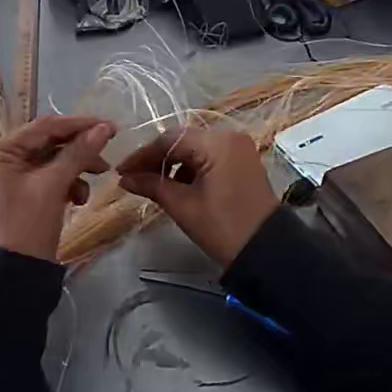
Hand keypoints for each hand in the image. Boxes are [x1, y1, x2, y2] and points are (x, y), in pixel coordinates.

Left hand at [0, 115, 115, 261]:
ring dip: (75, 170)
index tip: (112, 127)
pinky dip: (66, 186)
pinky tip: (79, 199)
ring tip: (95, 183)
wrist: (7, 278)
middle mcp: (1, 158)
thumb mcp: (52, 187)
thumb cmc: (24, 225)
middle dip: (79, 151)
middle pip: (48, 144)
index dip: (79, 125)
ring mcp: (9, 178)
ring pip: (51, 163)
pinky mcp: (21, 196)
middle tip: (107, 160)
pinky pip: (48, 181)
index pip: (44, 127)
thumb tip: (104, 129)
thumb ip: (78, 154)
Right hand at [116, 125, 277, 267]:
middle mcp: (229, 137)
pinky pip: (207, 157)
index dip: (141, 155)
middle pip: (181, 141)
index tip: (121, 172)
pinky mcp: (241, 162)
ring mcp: (238, 149)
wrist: (270, 254)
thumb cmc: (224, 227)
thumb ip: (151, 185)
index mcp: (217, 143)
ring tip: (150, 183)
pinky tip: (174, 185)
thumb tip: (124, 178)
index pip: (168, 140)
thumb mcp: (183, 206)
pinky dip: (188, 168)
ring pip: (193, 148)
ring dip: (171, 163)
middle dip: (155, 158)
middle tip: (132, 176)